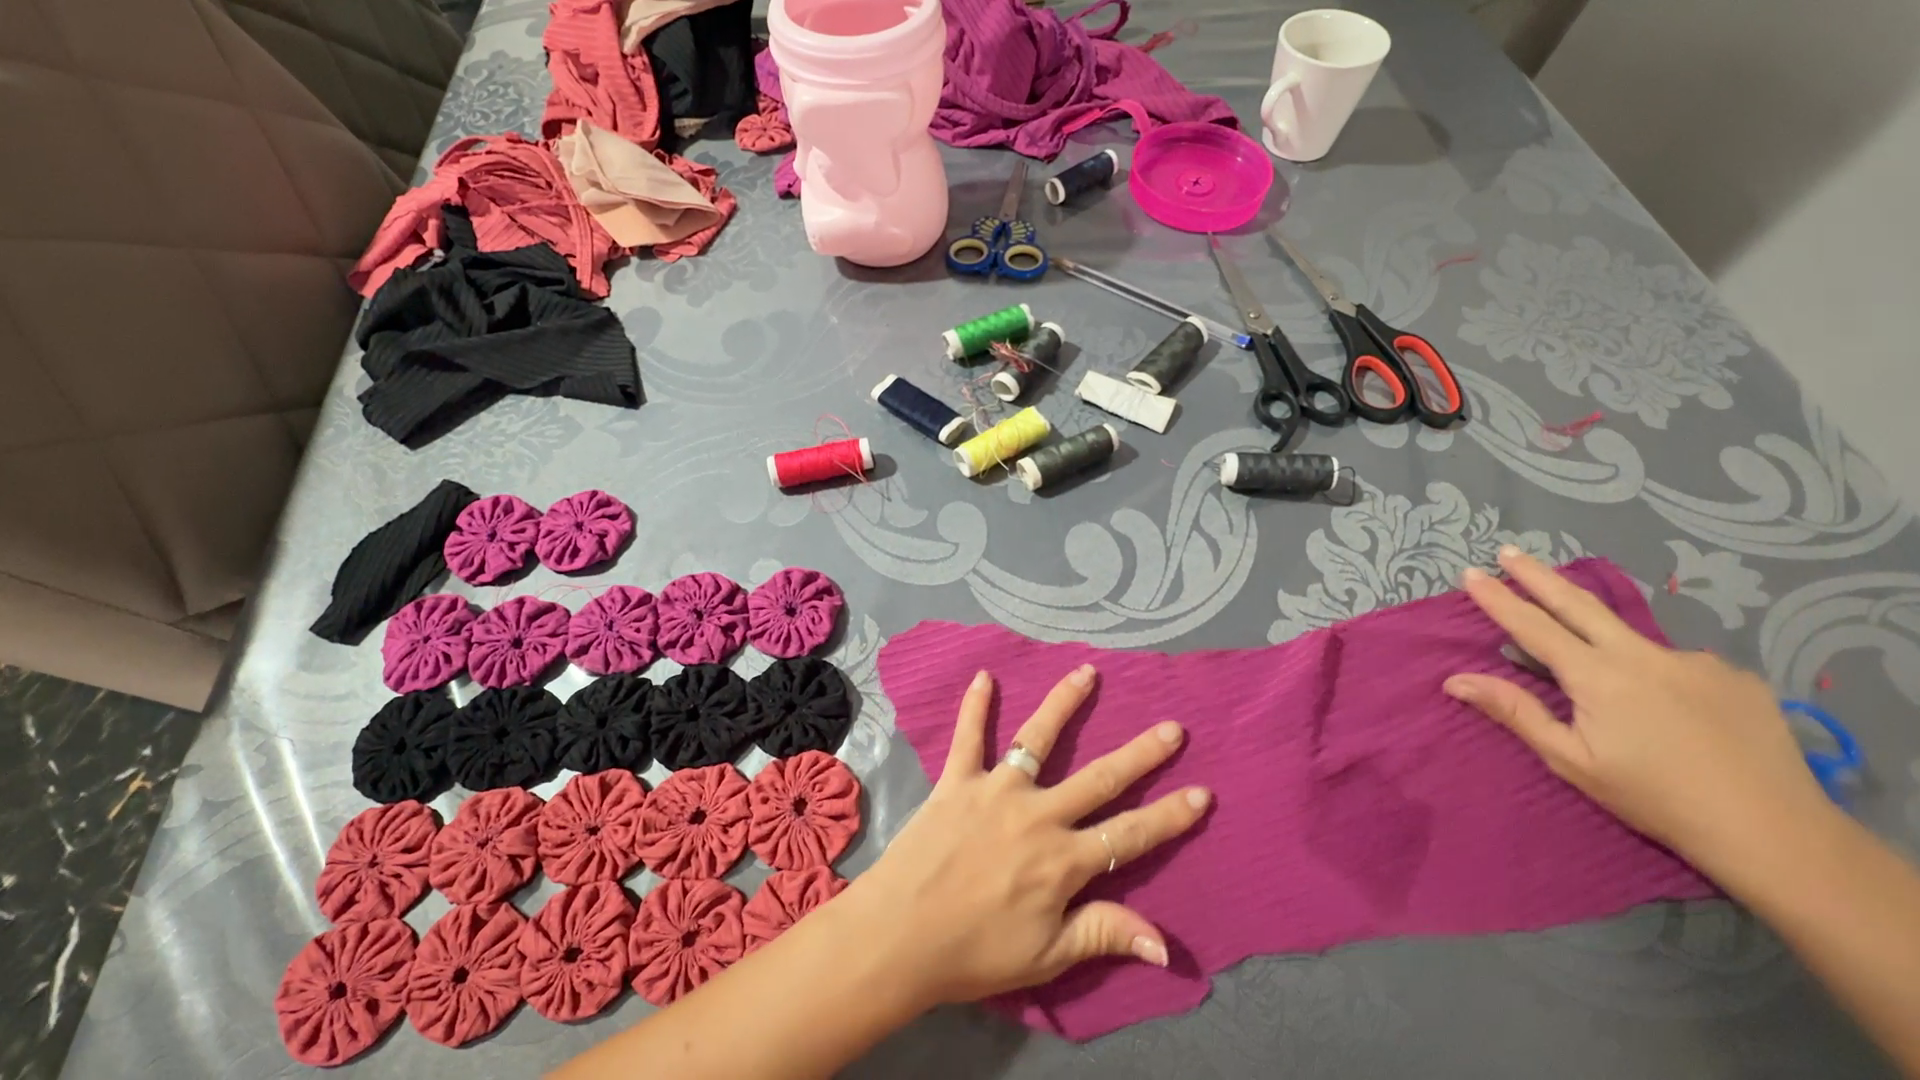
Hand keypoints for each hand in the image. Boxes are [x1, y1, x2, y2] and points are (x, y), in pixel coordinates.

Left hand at [839, 664, 1210, 1007]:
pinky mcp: (955, 782)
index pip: (1131, 834)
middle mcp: (1038, 815)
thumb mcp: (1047, 956)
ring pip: (1039, 740)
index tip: (1203, 792)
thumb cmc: (974, 953)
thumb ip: (1104, 934)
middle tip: (1172, 727)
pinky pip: (969, 737)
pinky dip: (976, 706)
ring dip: (1065, 703)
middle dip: (1141, 753)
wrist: (897, 936)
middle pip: (1100, 778)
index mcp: (1065, 861)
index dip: (1170, 816)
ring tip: (1087, 673)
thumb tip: (1168, 945)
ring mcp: (996, 792)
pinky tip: (984, 676)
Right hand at [1443, 547, 1829, 869]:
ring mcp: (1694, 660)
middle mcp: (1643, 654)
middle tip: (1511, 551)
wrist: (1770, 827)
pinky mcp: (1734, 676)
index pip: (1533, 626)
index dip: (1499, 598)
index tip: (1471, 572)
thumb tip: (1456, 680)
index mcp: (1597, 676)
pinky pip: (1681, 667)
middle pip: (1579, 604)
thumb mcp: (1572, 761)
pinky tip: (1677, 716)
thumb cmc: (1653, 798)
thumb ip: (1516, 713)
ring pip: (1634, 642)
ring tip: (1616, 692)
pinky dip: (1664, 679)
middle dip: (1539, 576)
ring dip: (1608, 643)